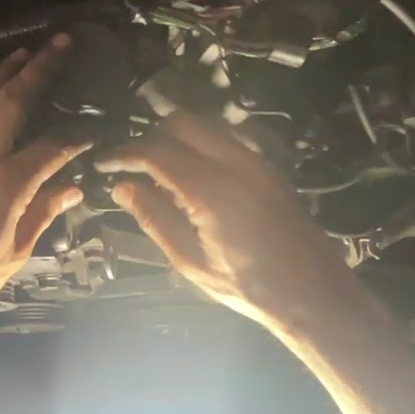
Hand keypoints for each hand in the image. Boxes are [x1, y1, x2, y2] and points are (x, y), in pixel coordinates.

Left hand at [0, 36, 87, 326]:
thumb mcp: (15, 254)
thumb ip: (44, 214)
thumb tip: (72, 187)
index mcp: (6, 186)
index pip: (51, 146)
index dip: (76, 136)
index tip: (91, 129)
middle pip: (11, 101)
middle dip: (38, 69)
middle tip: (57, 43)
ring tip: (17, 57)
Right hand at [95, 111, 374, 343]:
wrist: (312, 291)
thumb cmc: (245, 285)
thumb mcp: (188, 260)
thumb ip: (153, 217)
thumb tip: (121, 186)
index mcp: (211, 190)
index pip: (156, 151)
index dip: (123, 153)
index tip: (102, 163)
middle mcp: (236, 163)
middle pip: (181, 122)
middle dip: (149, 136)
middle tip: (129, 164)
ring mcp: (256, 161)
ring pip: (205, 126)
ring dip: (174, 138)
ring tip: (155, 168)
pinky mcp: (267, 167)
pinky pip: (224, 140)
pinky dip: (198, 146)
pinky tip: (188, 175)